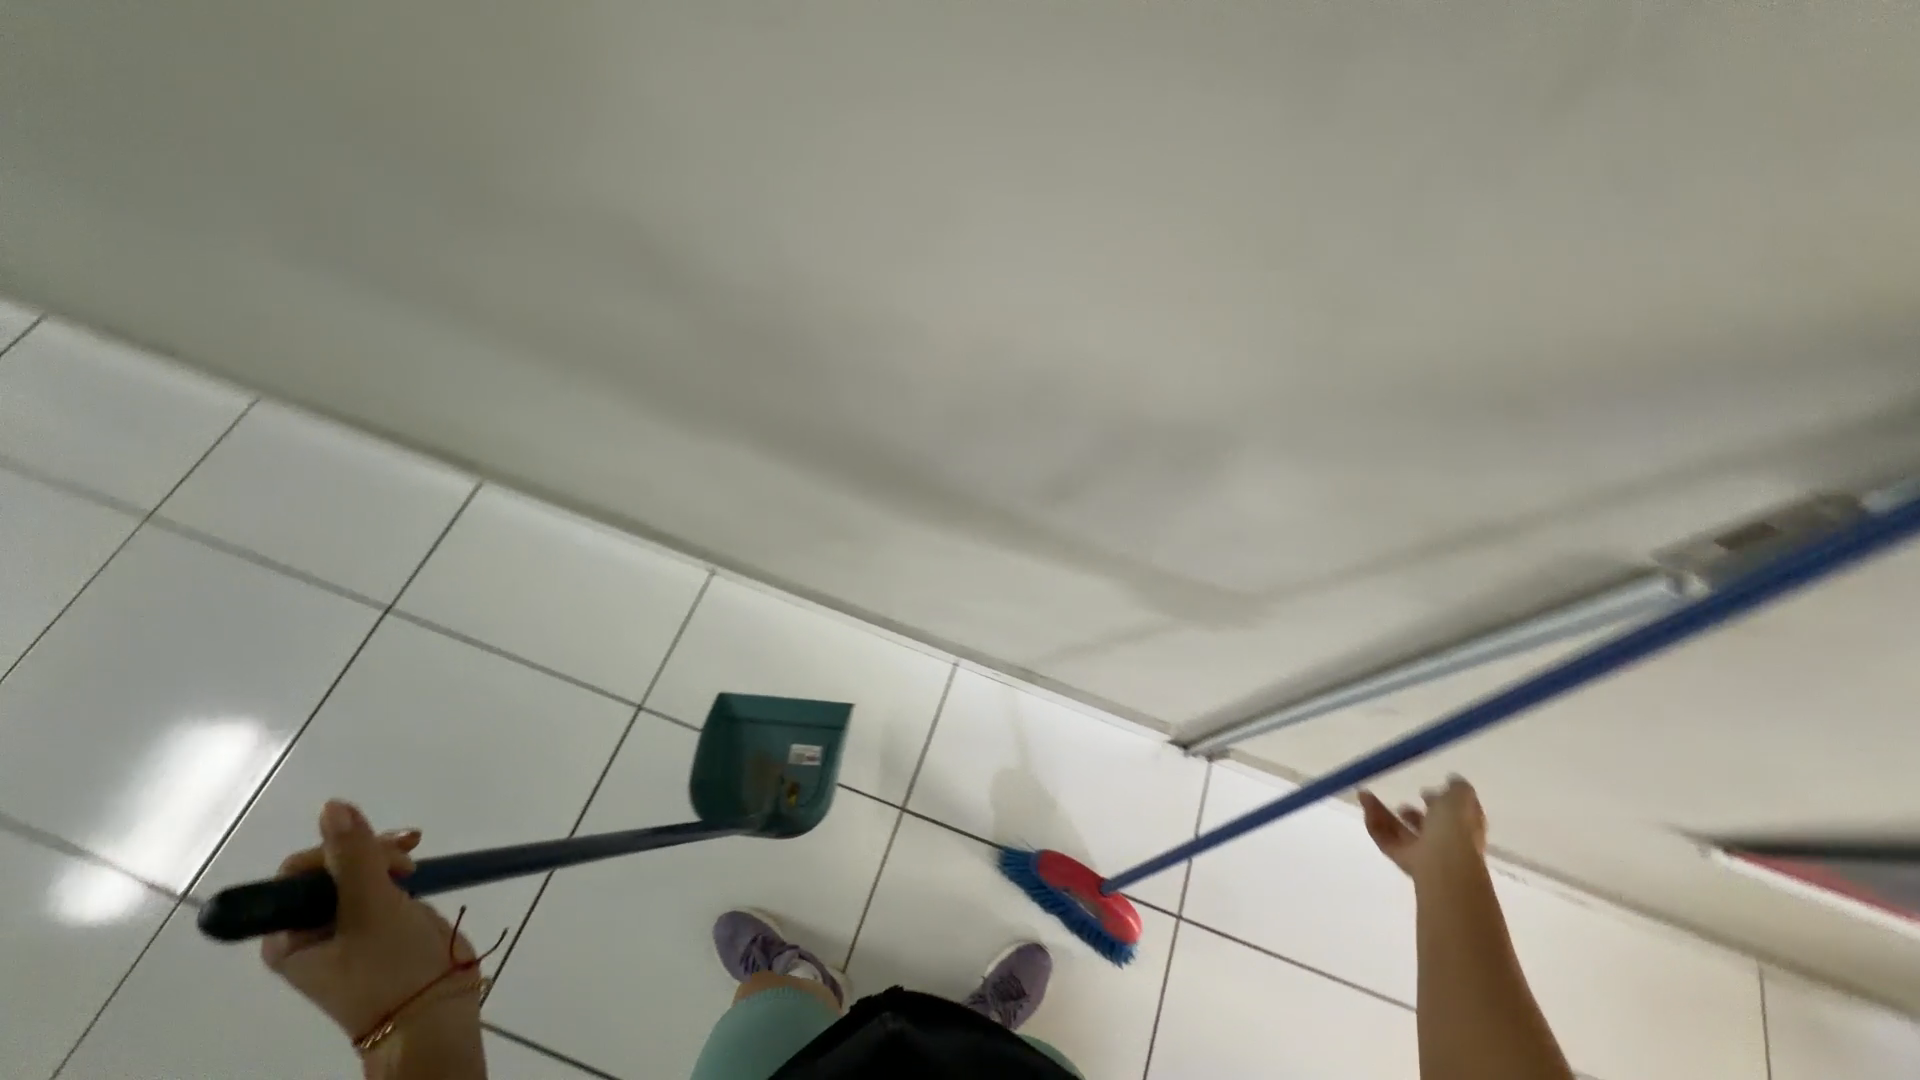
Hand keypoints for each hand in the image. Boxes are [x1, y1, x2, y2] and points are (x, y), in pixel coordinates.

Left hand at [261, 801, 480, 1043]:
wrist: (435, 1012)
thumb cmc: (392, 968)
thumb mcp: (372, 909)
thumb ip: (355, 856)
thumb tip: (333, 805)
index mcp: (289, 936)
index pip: (297, 873)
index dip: (337, 853)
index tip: (380, 852)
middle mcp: (311, 930)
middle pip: (330, 867)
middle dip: (369, 852)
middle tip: (409, 850)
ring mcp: (348, 927)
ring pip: (358, 872)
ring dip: (387, 859)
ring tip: (417, 862)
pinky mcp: (381, 926)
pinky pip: (380, 886)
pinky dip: (399, 873)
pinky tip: (419, 871)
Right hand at [1358, 776, 1487, 885]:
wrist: (1443, 863)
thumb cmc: (1455, 828)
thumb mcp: (1461, 798)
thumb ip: (1456, 788)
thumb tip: (1452, 780)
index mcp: (1463, 827)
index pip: (1450, 815)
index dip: (1438, 803)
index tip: (1424, 790)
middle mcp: (1443, 841)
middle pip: (1422, 824)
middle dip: (1409, 811)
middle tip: (1398, 798)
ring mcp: (1422, 852)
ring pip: (1398, 830)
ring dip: (1381, 812)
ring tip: (1364, 795)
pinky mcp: (1402, 859)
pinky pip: (1384, 838)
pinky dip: (1373, 822)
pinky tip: (1364, 807)